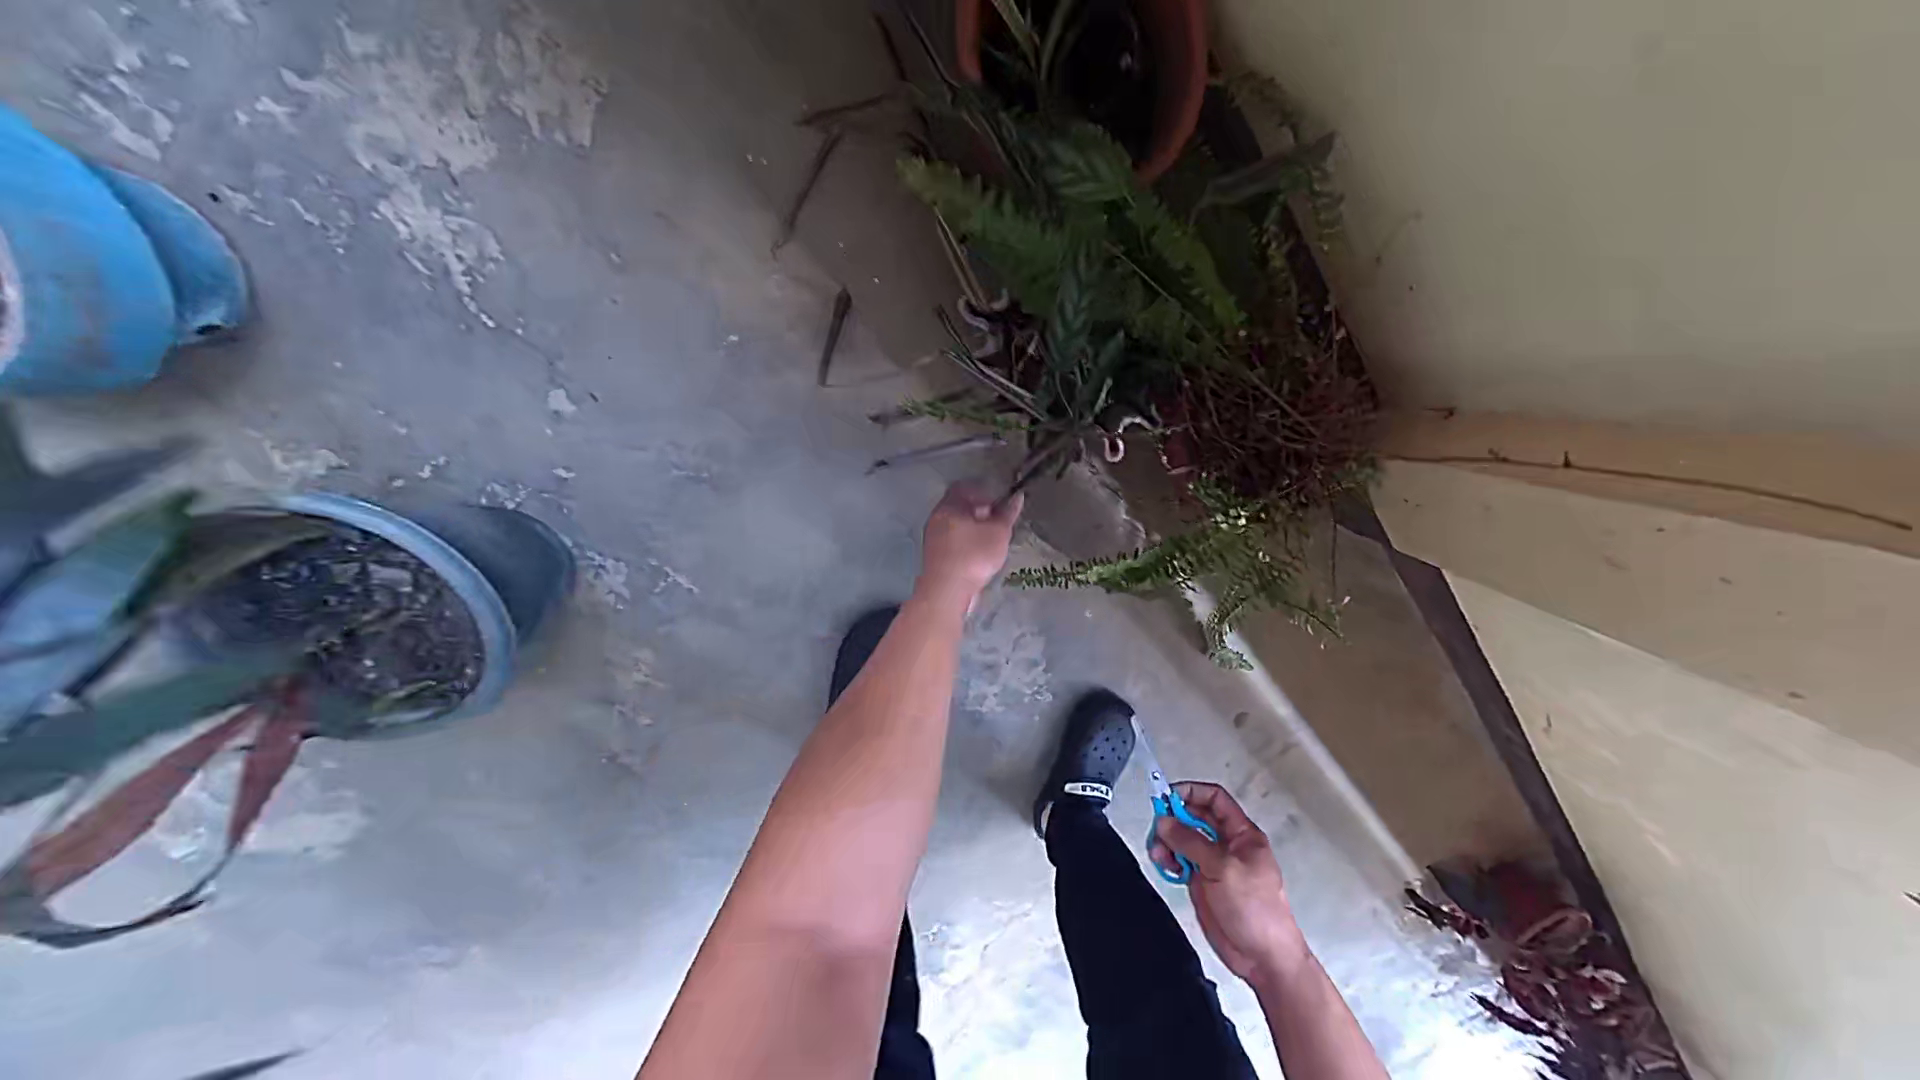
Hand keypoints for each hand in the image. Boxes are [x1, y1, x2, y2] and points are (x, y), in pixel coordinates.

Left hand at [917, 481, 1022, 603]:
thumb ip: (1008, 513)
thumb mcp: (998, 532)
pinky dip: (966, 544)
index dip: (983, 492)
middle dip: (979, 512)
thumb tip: (1017, 496)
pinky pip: (952, 542)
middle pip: (959, 507)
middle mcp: (937, 518)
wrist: (947, 591)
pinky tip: (979, 556)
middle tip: (997, 523)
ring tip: (991, 541)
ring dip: (973, 530)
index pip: (963, 487)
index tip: (998, 505)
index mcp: (949, 506)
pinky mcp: (934, 556)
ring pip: (955, 526)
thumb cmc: (974, 555)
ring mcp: (933, 538)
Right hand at [1151, 782, 1308, 986]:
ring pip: (1182, 839)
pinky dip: (1168, 859)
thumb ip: (1191, 842)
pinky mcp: (1201, 881)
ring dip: (1166, 841)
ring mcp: (1213, 863)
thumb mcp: (1223, 868)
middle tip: (1158, 826)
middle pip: (1194, 817)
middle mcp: (1226, 845)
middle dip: (1173, 818)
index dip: (1191, 793)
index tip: (1167, 796)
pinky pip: (1179, 860)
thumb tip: (1165, 821)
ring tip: (1160, 853)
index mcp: (1242, 835)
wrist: (1263, 958)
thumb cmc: (1257, 911)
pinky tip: (1167, 867)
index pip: (1215, 799)